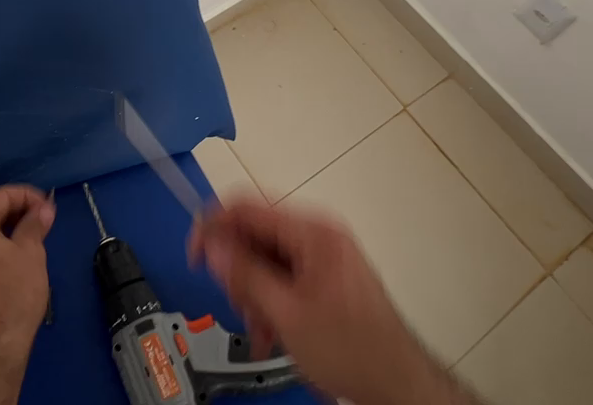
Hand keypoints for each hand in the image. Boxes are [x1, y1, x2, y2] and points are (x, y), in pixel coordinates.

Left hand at [0, 185, 56, 402]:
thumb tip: (44, 208)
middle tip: (40, 222)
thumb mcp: (30, 252)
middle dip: (13, 215)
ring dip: (0, 233)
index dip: (27, 197)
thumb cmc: (13, 294)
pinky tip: (7, 261)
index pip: (0, 196)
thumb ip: (34, 223)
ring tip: (27, 240)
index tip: (47, 206)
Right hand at [188, 199, 482, 404]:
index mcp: (311, 231)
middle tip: (240, 308)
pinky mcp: (328, 277)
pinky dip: (272, 302)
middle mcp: (318, 233)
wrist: (399, 385)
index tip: (193, 255)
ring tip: (261, 332)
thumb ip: (245, 274)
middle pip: (256, 235)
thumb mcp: (286, 313)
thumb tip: (211, 243)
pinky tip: (271, 334)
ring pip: (268, 260)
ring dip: (254, 294)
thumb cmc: (347, 347)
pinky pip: (286, 276)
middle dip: (240, 273)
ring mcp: (325, 255)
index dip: (214, 225)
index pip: (247, 207)